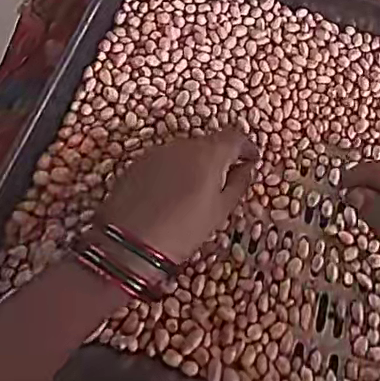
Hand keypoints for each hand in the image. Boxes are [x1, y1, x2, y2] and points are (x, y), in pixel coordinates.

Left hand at [99, 128, 257, 263]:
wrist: (128, 243)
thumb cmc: (183, 230)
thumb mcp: (219, 212)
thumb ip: (237, 184)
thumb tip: (246, 167)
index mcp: (209, 153)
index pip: (235, 137)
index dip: (246, 147)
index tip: (252, 159)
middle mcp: (184, 144)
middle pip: (209, 143)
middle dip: (219, 158)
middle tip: (224, 182)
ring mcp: (158, 151)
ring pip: (185, 152)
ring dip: (195, 165)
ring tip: (195, 193)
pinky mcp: (138, 162)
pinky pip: (165, 161)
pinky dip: (174, 171)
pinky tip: (171, 195)